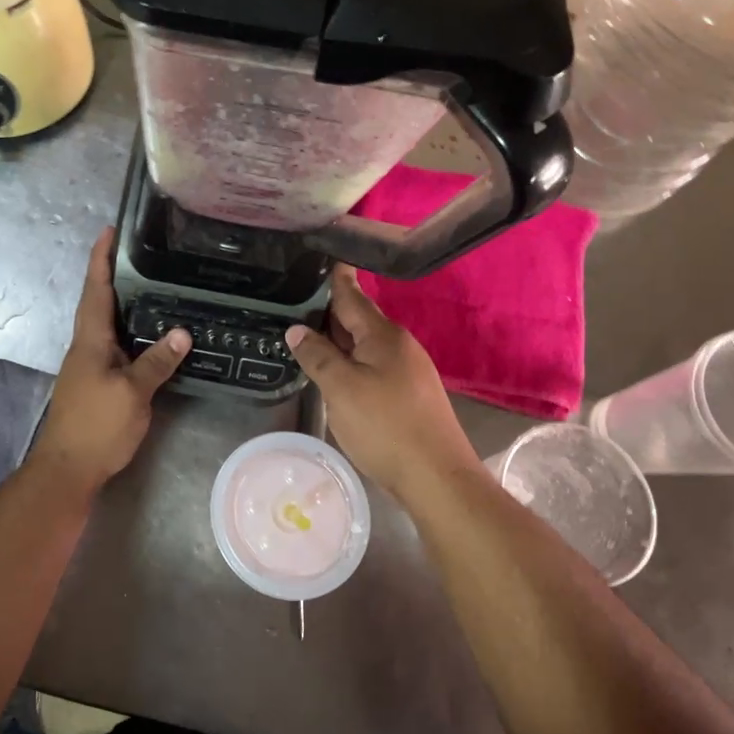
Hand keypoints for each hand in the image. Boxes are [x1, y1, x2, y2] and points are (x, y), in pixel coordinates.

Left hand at [28, 228, 190, 494]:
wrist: (67, 469)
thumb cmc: (97, 426)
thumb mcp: (133, 392)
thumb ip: (157, 361)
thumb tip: (181, 331)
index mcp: (91, 340)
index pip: (96, 289)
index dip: (101, 259)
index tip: (108, 230)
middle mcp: (86, 346)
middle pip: (99, 302)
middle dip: (114, 275)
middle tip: (140, 253)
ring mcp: (88, 366)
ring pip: (107, 324)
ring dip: (122, 303)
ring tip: (150, 286)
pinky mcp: (96, 384)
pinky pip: (114, 346)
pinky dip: (130, 331)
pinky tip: (148, 335)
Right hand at [285, 266, 480, 497]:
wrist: (438, 478)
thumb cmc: (386, 426)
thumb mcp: (341, 389)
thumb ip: (317, 356)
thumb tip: (296, 329)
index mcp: (383, 335)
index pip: (351, 296)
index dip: (334, 278)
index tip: (321, 255)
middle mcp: (399, 346)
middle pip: (358, 320)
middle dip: (329, 312)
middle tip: (296, 299)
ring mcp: (408, 371)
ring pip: (365, 346)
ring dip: (338, 340)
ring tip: (306, 335)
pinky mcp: (409, 395)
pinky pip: (373, 366)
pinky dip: (351, 363)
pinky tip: (334, 373)